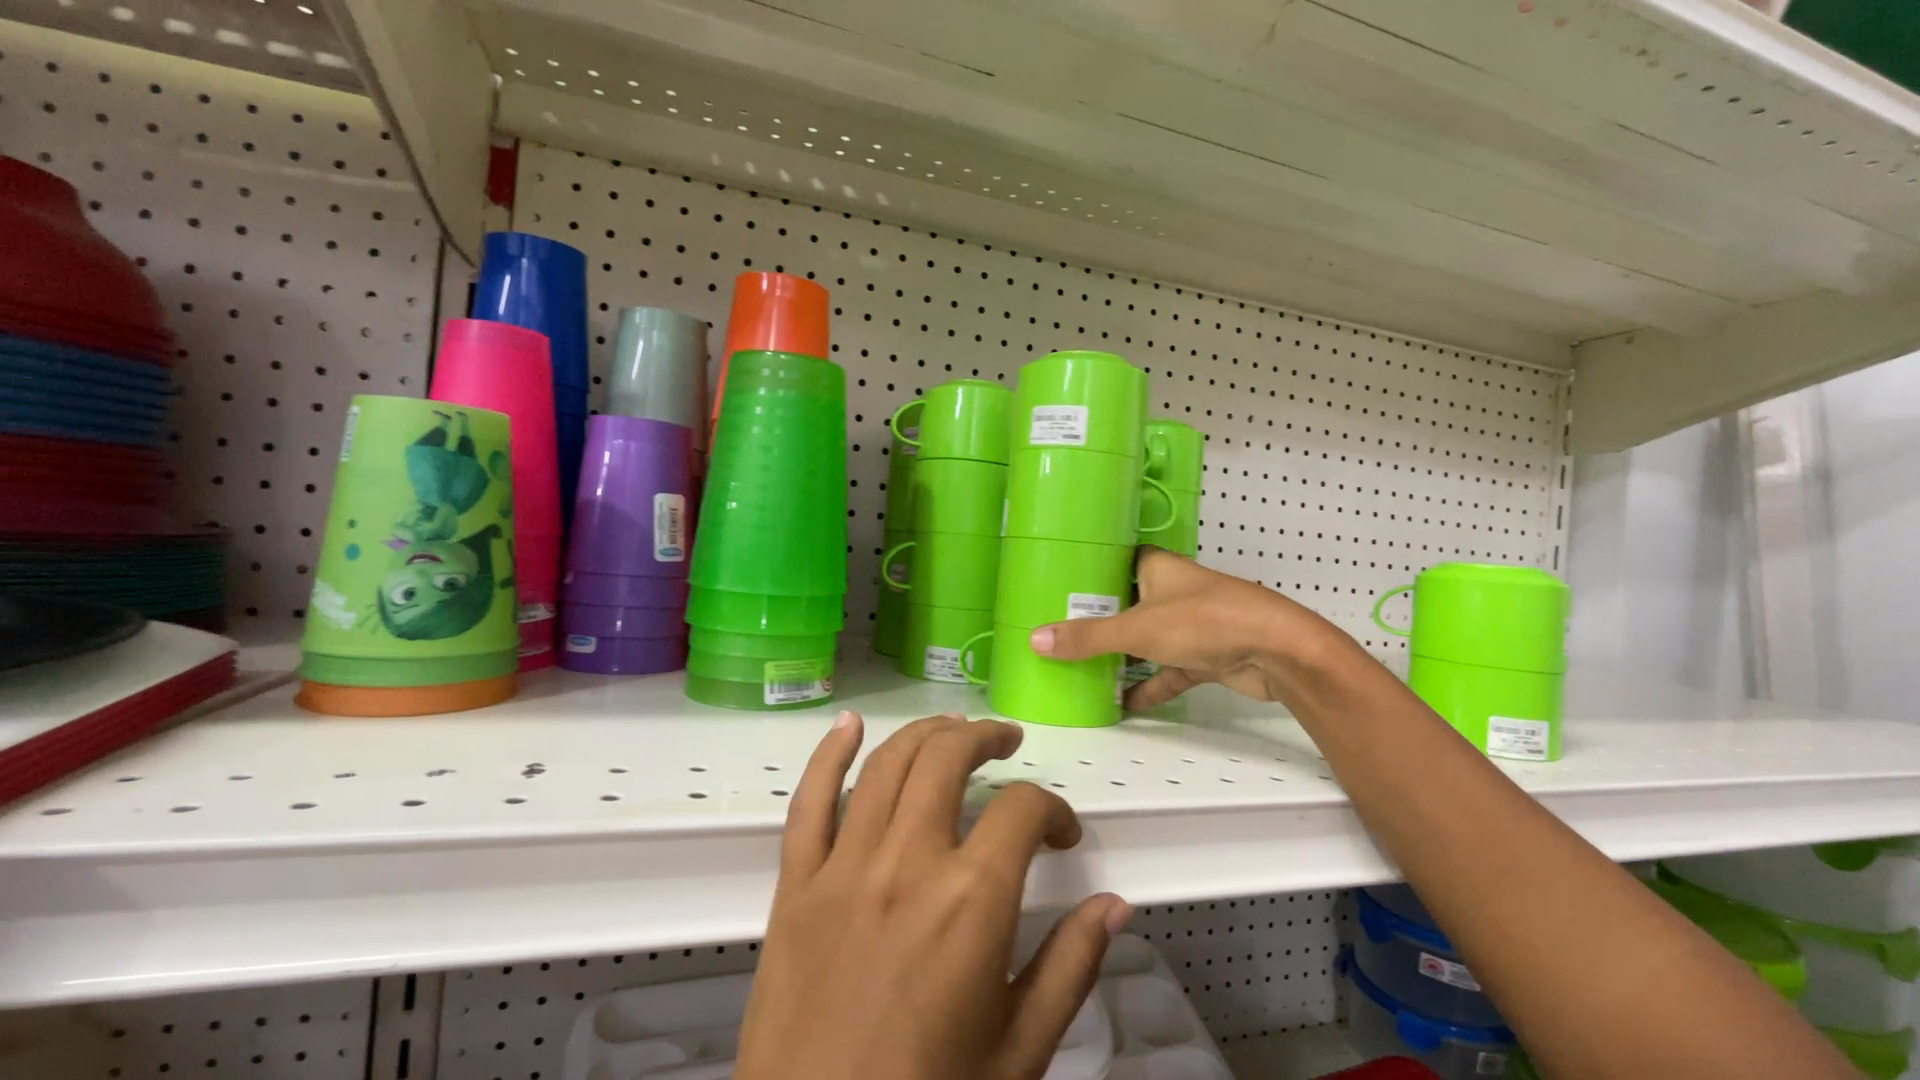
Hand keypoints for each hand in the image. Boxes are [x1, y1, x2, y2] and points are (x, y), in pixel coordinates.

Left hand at [736, 711, 1131, 1079]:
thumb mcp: (1020, 1049)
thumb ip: (1070, 967)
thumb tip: (1114, 906)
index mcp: (972, 901)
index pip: (1022, 810)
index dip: (1053, 809)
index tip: (1061, 834)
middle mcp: (907, 863)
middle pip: (948, 759)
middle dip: (985, 737)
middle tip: (1005, 741)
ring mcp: (843, 868)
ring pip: (886, 766)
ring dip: (924, 734)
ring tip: (952, 728)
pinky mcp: (794, 885)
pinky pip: (808, 802)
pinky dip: (828, 754)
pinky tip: (847, 726)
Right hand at [1030, 547, 1337, 710]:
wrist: (1277, 651)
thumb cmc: (1205, 621)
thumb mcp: (1138, 628)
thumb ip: (1088, 637)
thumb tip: (1034, 639)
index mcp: (1157, 568)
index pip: (1117, 559)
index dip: (1090, 569)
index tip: (1056, 582)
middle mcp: (1171, 591)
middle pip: (1127, 602)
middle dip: (1098, 619)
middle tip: (1057, 630)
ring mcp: (1189, 625)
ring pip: (1146, 640)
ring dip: (1121, 656)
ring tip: (1079, 669)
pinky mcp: (1203, 656)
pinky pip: (1166, 672)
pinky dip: (1148, 687)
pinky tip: (1120, 705)